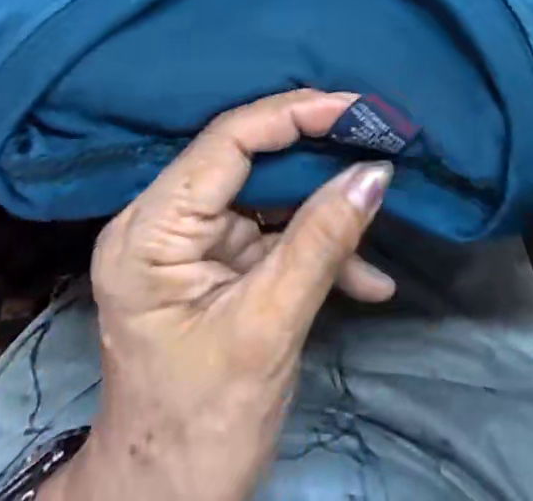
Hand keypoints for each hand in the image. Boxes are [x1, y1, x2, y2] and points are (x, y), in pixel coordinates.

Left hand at [44, 90, 394, 500]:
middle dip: (319, 154)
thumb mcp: (269, 328)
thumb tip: (376, 171)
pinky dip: (320, 250)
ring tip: (382, 209)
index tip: (358, 108)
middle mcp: (162, 222)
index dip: (295, 114)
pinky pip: (275, 234)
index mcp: (151, 231)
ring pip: (270, 195)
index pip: (227, 141)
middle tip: (378, 139)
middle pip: (250, 158)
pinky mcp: (216, 264)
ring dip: (327, 209)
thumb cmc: (202, 424)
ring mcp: (190, 243)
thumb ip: (323, 242)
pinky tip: (367, 280)